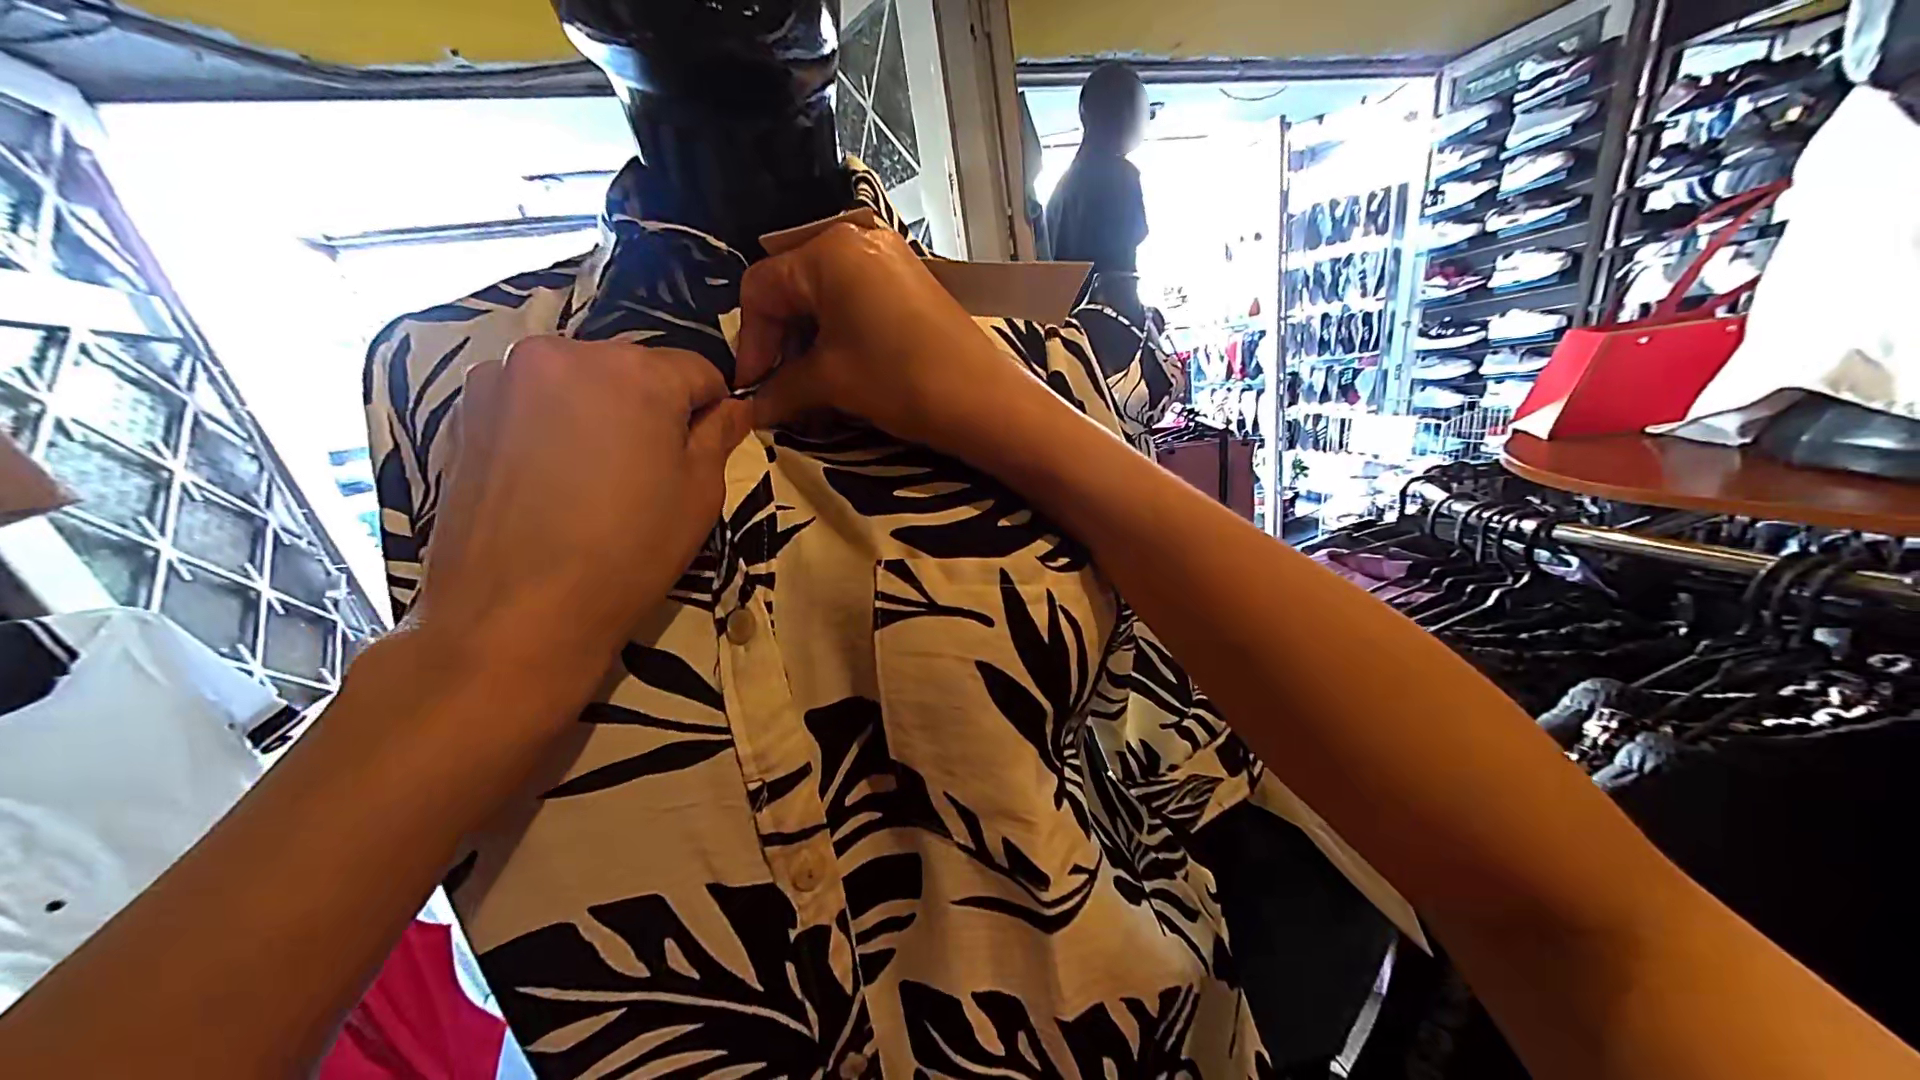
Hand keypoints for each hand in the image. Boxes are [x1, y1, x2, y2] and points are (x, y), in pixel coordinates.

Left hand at [405, 337, 751, 683]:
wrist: (516, 613)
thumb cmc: (629, 551)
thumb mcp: (699, 493)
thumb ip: (719, 434)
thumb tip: (733, 407)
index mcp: (633, 370)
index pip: (697, 370)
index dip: (710, 410)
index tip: (703, 450)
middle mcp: (563, 352)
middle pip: (633, 369)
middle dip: (651, 408)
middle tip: (648, 469)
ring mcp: (503, 377)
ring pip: (581, 382)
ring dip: (599, 412)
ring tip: (593, 477)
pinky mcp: (463, 409)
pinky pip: (533, 401)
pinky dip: (553, 423)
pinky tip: (550, 477)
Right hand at [735, 222, 1028, 451]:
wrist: (985, 400)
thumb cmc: (900, 380)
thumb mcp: (832, 382)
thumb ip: (782, 388)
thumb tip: (754, 406)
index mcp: (828, 251)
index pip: (762, 287)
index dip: (751, 342)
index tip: (750, 386)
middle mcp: (856, 239)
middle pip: (794, 289)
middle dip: (781, 343)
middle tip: (779, 390)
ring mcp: (889, 258)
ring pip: (826, 299)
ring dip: (810, 345)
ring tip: (809, 391)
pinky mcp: (910, 282)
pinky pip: (857, 303)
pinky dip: (840, 338)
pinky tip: (840, 374)